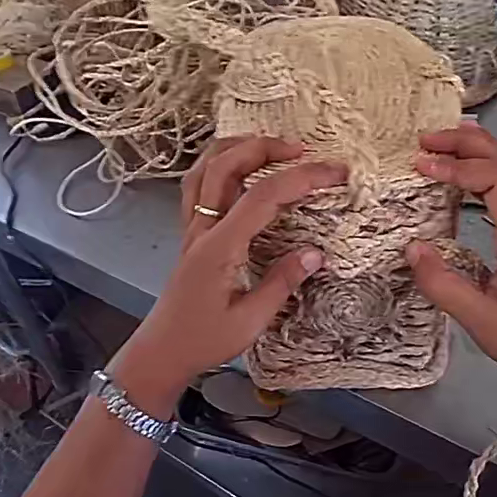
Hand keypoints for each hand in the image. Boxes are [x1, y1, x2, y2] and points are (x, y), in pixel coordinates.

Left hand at [111, 137, 346, 413]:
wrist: (162, 351)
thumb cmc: (203, 340)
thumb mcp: (250, 320)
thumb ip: (282, 283)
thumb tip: (316, 253)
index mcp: (219, 247)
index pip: (263, 196)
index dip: (302, 178)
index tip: (335, 173)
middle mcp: (201, 229)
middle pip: (226, 165)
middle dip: (265, 147)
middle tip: (303, 150)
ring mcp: (192, 229)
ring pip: (204, 168)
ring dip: (237, 147)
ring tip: (270, 146)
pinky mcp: (190, 235)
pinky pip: (197, 186)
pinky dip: (219, 164)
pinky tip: (237, 168)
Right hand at [406, 123, 496, 397]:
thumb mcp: (480, 320)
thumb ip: (443, 284)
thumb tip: (411, 247)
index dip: (458, 166)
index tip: (420, 166)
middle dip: (468, 144)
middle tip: (426, 139)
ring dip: (477, 154)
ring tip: (441, 146)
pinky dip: (483, 173)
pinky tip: (464, 178)